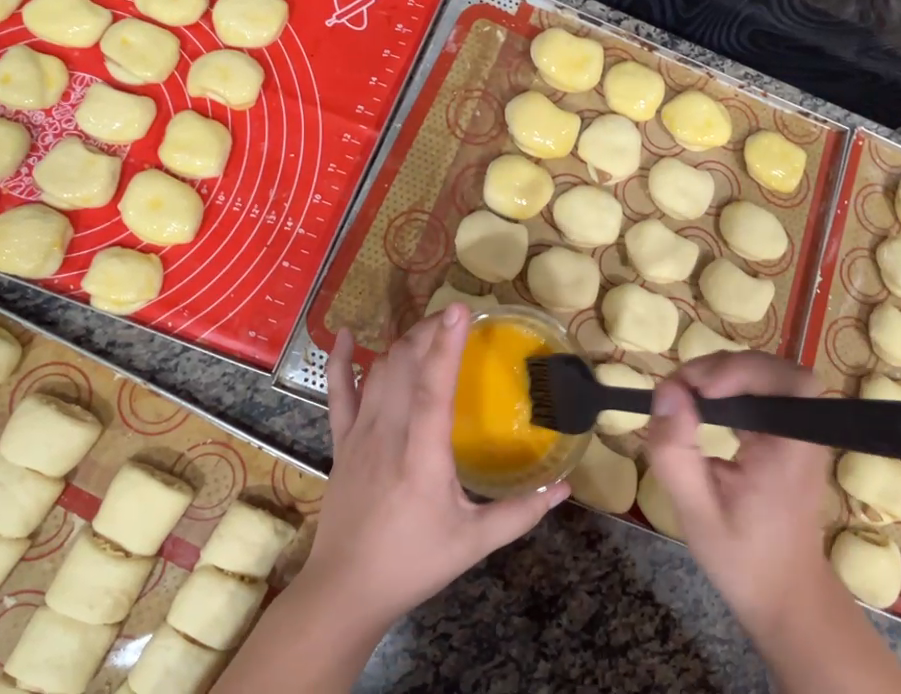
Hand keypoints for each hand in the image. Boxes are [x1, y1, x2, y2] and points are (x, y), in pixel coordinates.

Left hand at [301, 304, 568, 626]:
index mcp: (422, 456)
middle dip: (428, 332)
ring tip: (428, 330)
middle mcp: (387, 435)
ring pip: (378, 372)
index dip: (446, 346)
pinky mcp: (341, 443)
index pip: (434, 388)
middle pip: (404, 366)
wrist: (345, 589)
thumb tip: (563, 488)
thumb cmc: (413, 563)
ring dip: (402, 344)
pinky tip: (344, 335)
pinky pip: (337, 393)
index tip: (461, 310)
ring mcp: (358, 435)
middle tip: (455, 318)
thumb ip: (521, 513)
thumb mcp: (474, 542)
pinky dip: (340, 361)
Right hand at [644, 352, 834, 622]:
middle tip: (680, 392)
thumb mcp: (695, 512)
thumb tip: (666, 391)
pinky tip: (704, 409)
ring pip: (768, 377)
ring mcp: (798, 433)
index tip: (698, 391)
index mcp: (792, 450)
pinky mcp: (787, 437)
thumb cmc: (742, 560)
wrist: (783, 596)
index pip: (790, 382)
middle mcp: (803, 434)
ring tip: (685, 398)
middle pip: (776, 371)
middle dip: (724, 369)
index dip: (745, 370)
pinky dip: (731, 391)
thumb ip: (676, 452)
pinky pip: (763, 395)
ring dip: (724, 377)